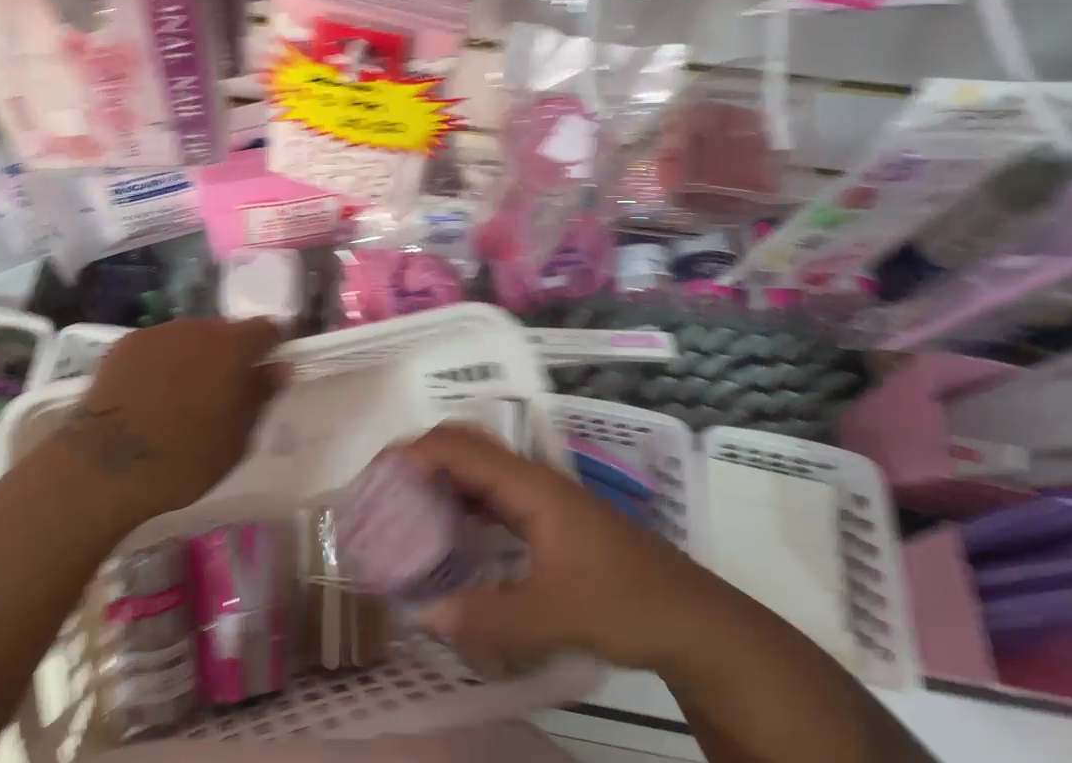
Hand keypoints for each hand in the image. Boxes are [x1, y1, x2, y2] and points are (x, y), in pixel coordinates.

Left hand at [41, 319, 286, 531]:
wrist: (105, 465)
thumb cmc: (184, 460)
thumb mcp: (237, 439)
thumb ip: (260, 396)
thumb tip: (278, 368)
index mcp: (232, 347)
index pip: (266, 329)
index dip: (273, 346)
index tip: (269, 370)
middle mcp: (195, 328)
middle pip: (224, 331)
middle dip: (231, 354)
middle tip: (226, 392)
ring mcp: (155, 333)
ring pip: (188, 337)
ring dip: (195, 357)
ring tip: (185, 396)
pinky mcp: (122, 345)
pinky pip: (157, 348)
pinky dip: (162, 363)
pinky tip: (152, 395)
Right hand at [397, 424, 737, 676]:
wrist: (696, 623)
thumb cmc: (630, 604)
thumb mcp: (557, 615)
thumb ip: (491, 617)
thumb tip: (424, 616)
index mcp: (532, 487)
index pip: (461, 448)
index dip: (413, 453)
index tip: (375, 478)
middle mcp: (533, 483)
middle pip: (466, 448)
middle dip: (418, 459)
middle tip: (380, 490)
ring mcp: (542, 503)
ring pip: (478, 474)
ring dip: (437, 483)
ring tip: (400, 512)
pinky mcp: (548, 525)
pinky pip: (491, 500)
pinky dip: (459, 507)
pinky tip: (444, 538)